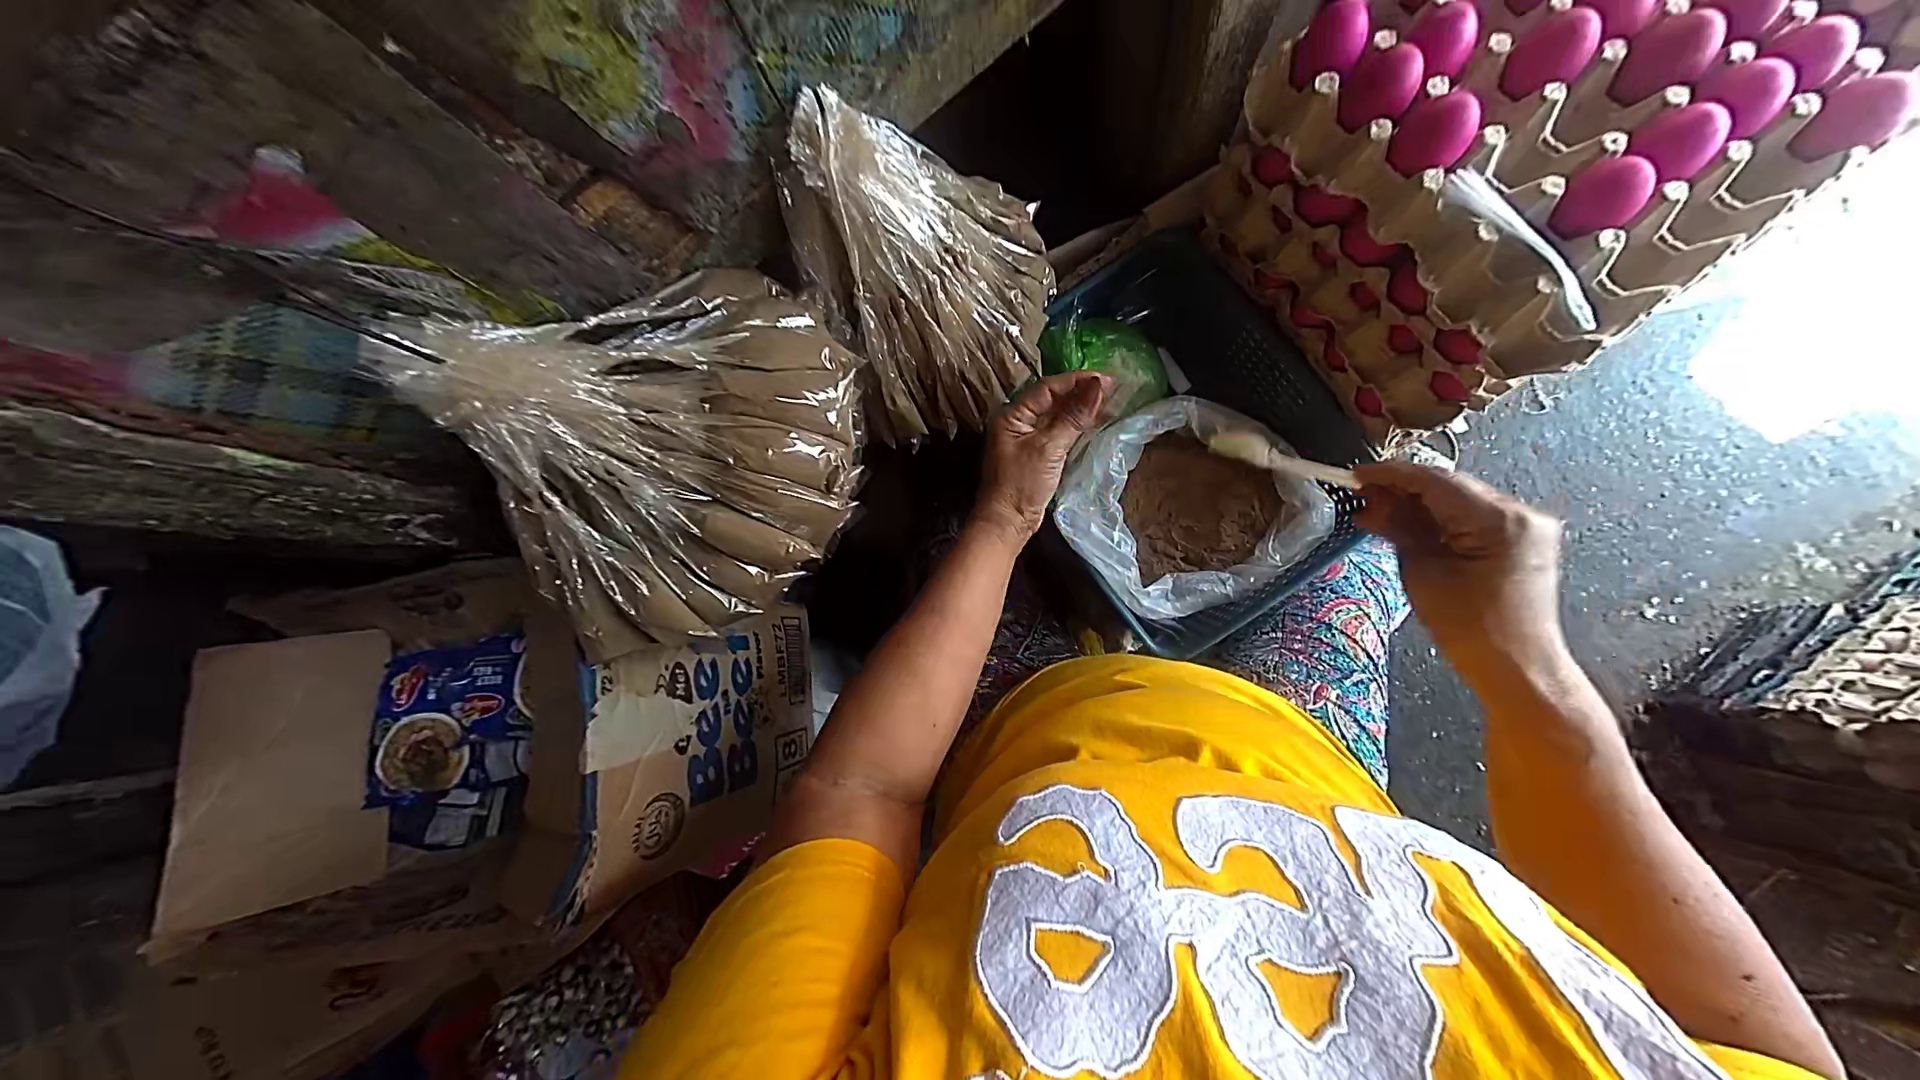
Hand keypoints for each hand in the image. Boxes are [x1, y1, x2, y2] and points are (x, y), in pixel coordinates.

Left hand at [973, 372, 1110, 542]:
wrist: (1007, 522)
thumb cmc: (1021, 485)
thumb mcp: (1049, 448)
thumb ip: (1073, 417)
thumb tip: (1097, 387)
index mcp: (1012, 415)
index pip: (1047, 388)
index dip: (1077, 380)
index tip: (1106, 379)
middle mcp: (1017, 422)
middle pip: (1053, 399)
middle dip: (1081, 392)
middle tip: (1113, 389)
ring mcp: (1026, 438)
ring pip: (1057, 415)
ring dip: (1081, 408)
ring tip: (1110, 403)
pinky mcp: (1036, 453)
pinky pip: (1058, 431)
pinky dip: (1076, 425)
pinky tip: (1095, 422)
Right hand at [1354, 462, 1567, 679]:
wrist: (1515, 665)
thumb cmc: (1469, 626)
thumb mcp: (1422, 571)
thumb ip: (1399, 526)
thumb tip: (1372, 500)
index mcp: (1500, 520)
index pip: (1435, 481)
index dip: (1390, 474)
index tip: (1356, 475)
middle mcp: (1520, 514)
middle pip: (1448, 486)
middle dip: (1401, 489)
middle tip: (1360, 495)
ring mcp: (1523, 525)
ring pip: (1456, 500)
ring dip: (1415, 504)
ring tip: (1375, 512)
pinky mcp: (1518, 539)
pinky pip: (1469, 517)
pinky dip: (1435, 519)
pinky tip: (1405, 525)